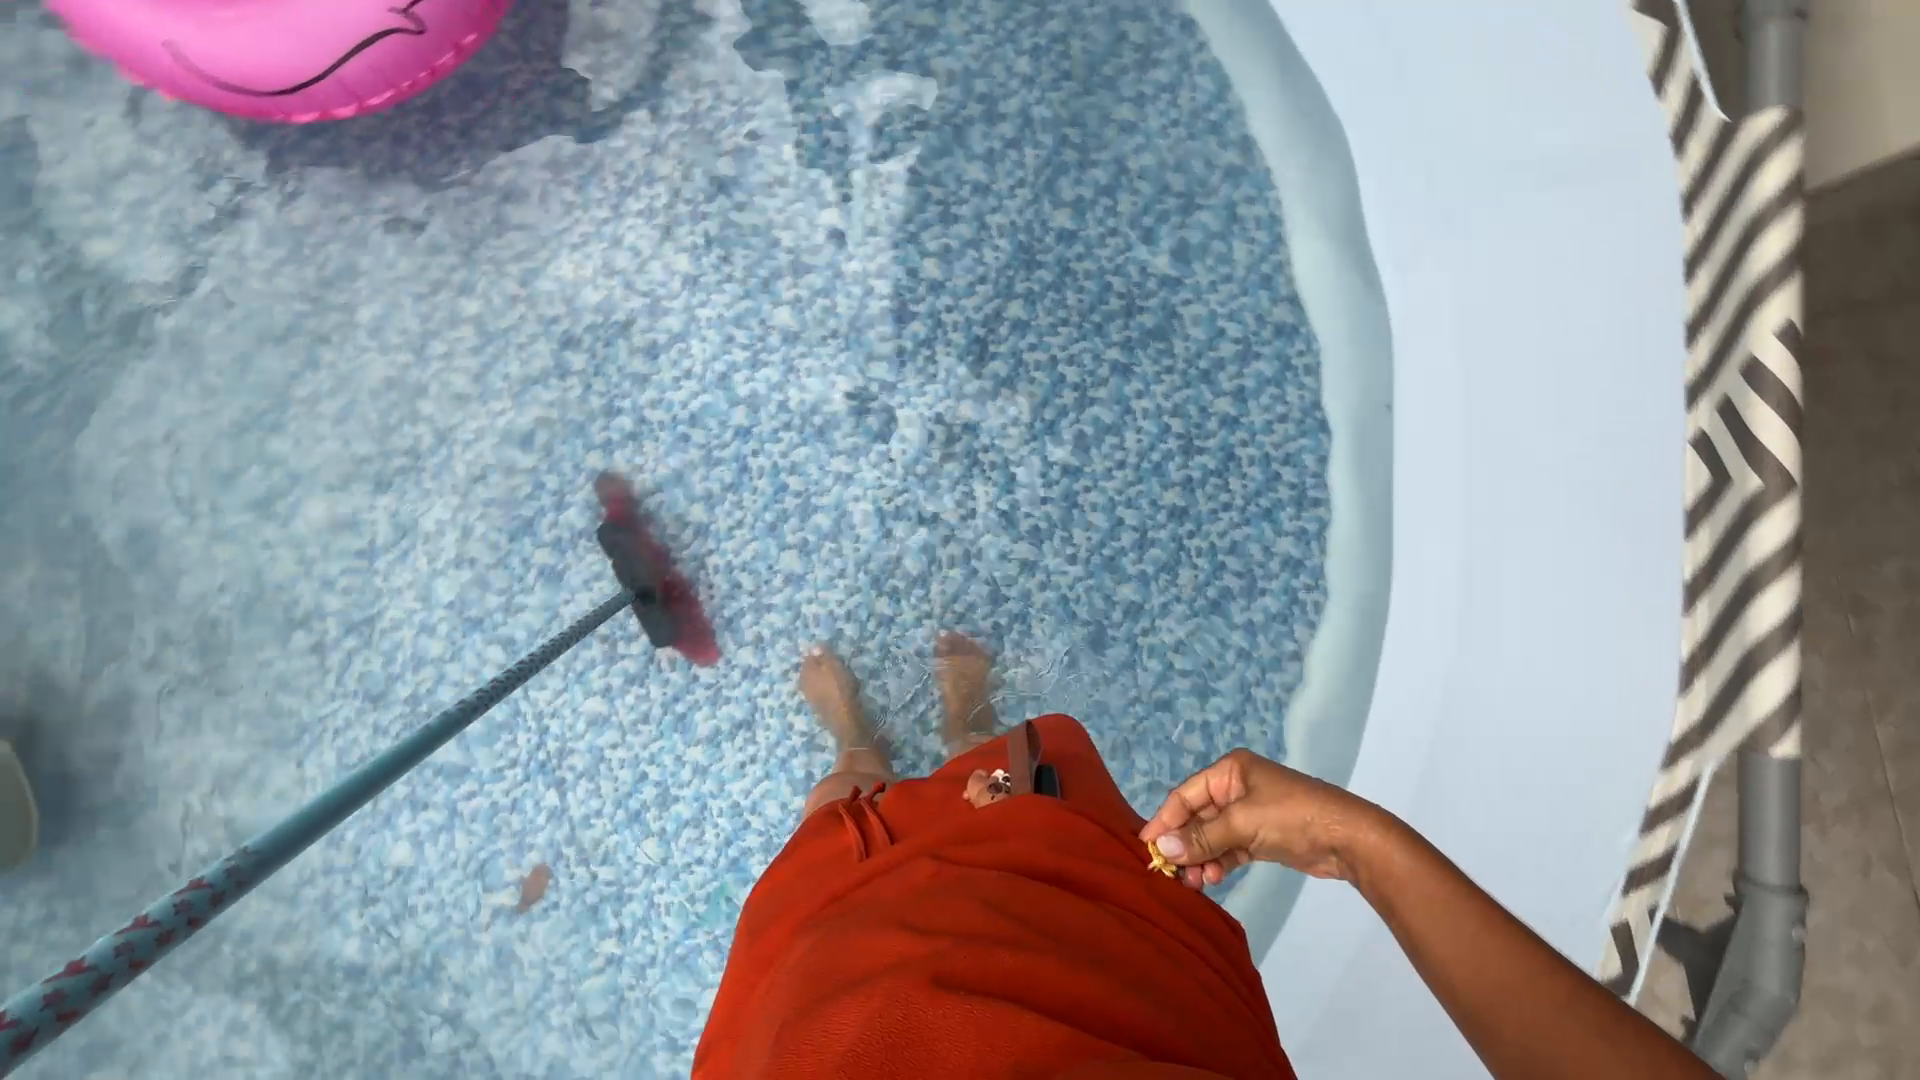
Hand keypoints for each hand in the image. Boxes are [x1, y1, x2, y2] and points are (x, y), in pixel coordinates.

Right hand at [1139, 748, 1389, 888]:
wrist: (1349, 840)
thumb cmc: (1292, 817)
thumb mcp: (1243, 823)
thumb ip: (1202, 837)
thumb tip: (1163, 849)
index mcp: (1230, 771)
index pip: (1186, 795)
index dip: (1165, 820)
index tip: (1147, 846)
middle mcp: (1236, 788)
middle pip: (1198, 817)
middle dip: (1185, 844)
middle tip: (1171, 872)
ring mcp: (1249, 814)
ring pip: (1213, 837)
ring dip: (1201, 858)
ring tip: (1193, 882)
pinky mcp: (1261, 837)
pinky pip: (1230, 849)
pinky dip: (1220, 863)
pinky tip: (1212, 879)